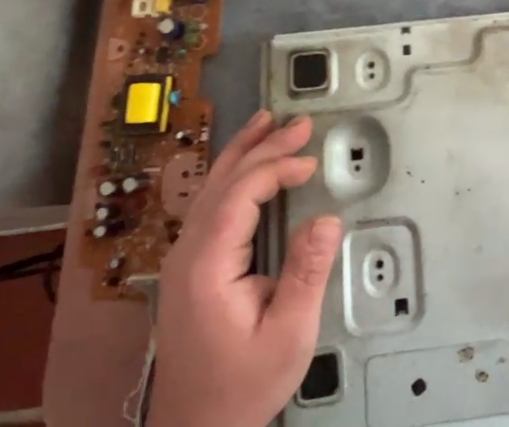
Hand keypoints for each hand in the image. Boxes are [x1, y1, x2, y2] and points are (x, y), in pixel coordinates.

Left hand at [151, 112, 342, 426]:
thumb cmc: (242, 385)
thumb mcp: (287, 335)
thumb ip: (306, 274)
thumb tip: (326, 219)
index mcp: (206, 266)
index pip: (239, 195)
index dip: (274, 169)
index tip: (310, 163)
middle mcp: (187, 254)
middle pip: (222, 183)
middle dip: (261, 148)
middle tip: (298, 123)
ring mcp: (182, 260)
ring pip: (210, 190)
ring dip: (242, 154)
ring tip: (266, 123)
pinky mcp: (188, 268)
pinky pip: (209, 207)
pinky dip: (232, 177)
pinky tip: (245, 167)